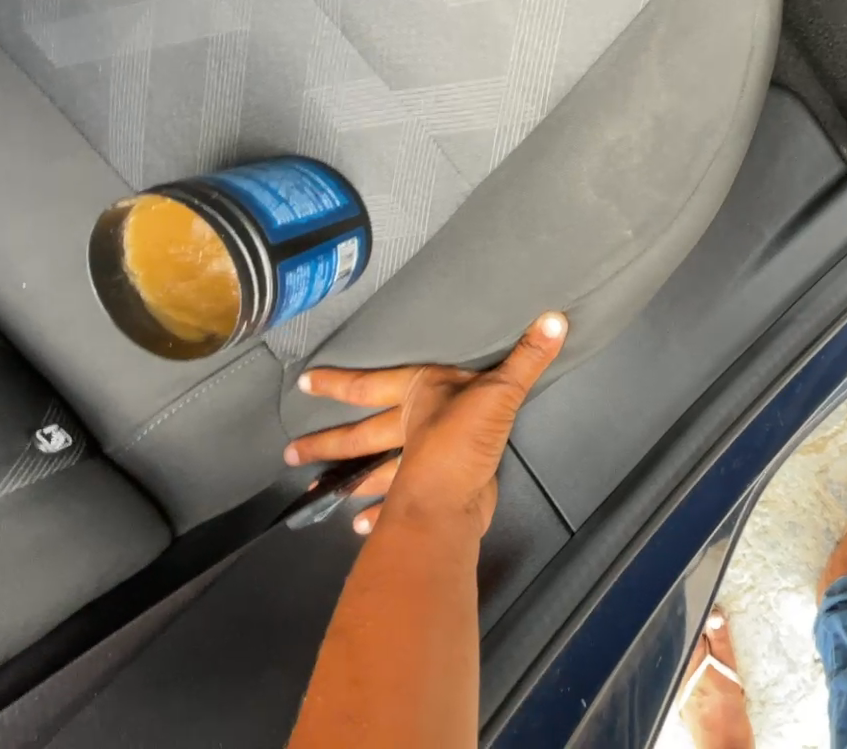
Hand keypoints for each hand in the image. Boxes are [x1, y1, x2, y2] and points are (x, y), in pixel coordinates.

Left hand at [285, 313, 567, 534]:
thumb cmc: (464, 436)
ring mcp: (411, 467)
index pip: (368, 384)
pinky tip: (360, 527)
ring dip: (348, 483)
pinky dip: (377, 515)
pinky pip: (394, 505)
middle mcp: (407, 430)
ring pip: (372, 472)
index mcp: (417, 397)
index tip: (304, 382)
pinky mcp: (424, 496)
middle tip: (290, 454)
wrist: (457, 496)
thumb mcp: (502, 389)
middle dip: (327, 443)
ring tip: (319, 498)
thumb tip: (556, 319)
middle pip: (360, 435)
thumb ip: (528, 357)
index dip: (337, 382)